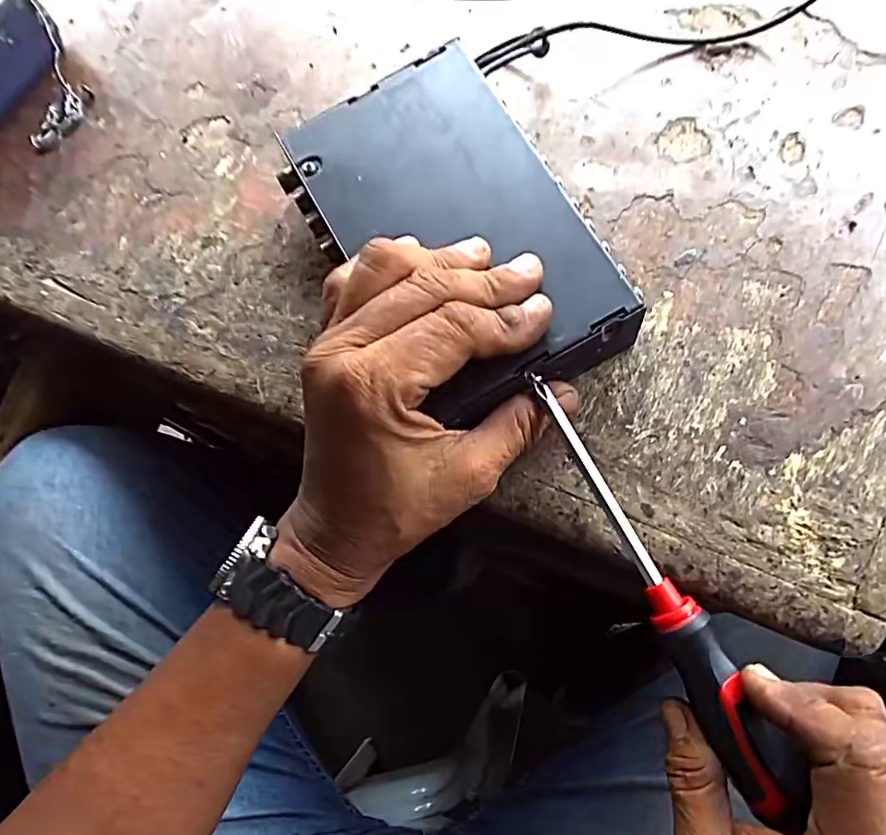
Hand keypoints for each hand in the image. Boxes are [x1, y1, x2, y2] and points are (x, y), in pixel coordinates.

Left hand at [269, 236, 578, 607]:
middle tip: (527, 273)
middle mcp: (343, 353)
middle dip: (484, 280)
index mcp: (375, 385)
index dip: (504, 317)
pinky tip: (419, 259)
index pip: (452, 327)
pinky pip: (352, 284)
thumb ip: (517, 426)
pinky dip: (390, 266)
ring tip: (482, 255)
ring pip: (383, 270)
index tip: (540, 310)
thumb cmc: (391, 511)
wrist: (338, 530)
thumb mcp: (469, 475)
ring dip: (438, 259)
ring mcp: (328, 345)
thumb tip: (559, 392)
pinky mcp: (326, 347)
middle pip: (422, 287)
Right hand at [663, 666, 885, 834]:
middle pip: (868, 724)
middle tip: (746, 703)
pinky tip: (786, 737)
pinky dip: (823, 720)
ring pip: (871, 721)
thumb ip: (693, 782)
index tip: (746, 687)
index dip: (801, 706)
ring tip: (762, 718)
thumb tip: (678, 712)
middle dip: (803, 697)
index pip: (853, 753)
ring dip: (812, 705)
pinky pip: (868, 737)